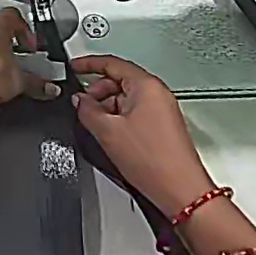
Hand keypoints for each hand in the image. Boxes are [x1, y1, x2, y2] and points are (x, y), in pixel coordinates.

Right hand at [72, 54, 214, 216]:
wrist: (180, 191)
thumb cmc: (155, 161)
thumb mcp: (107, 131)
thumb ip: (87, 110)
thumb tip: (79, 101)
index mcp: (146, 86)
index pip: (112, 63)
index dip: (88, 63)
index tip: (75, 66)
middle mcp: (157, 94)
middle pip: (119, 80)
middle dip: (97, 91)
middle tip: (82, 105)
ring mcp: (161, 110)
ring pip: (125, 98)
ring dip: (107, 107)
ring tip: (96, 125)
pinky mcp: (162, 126)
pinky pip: (134, 112)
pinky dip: (118, 119)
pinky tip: (110, 135)